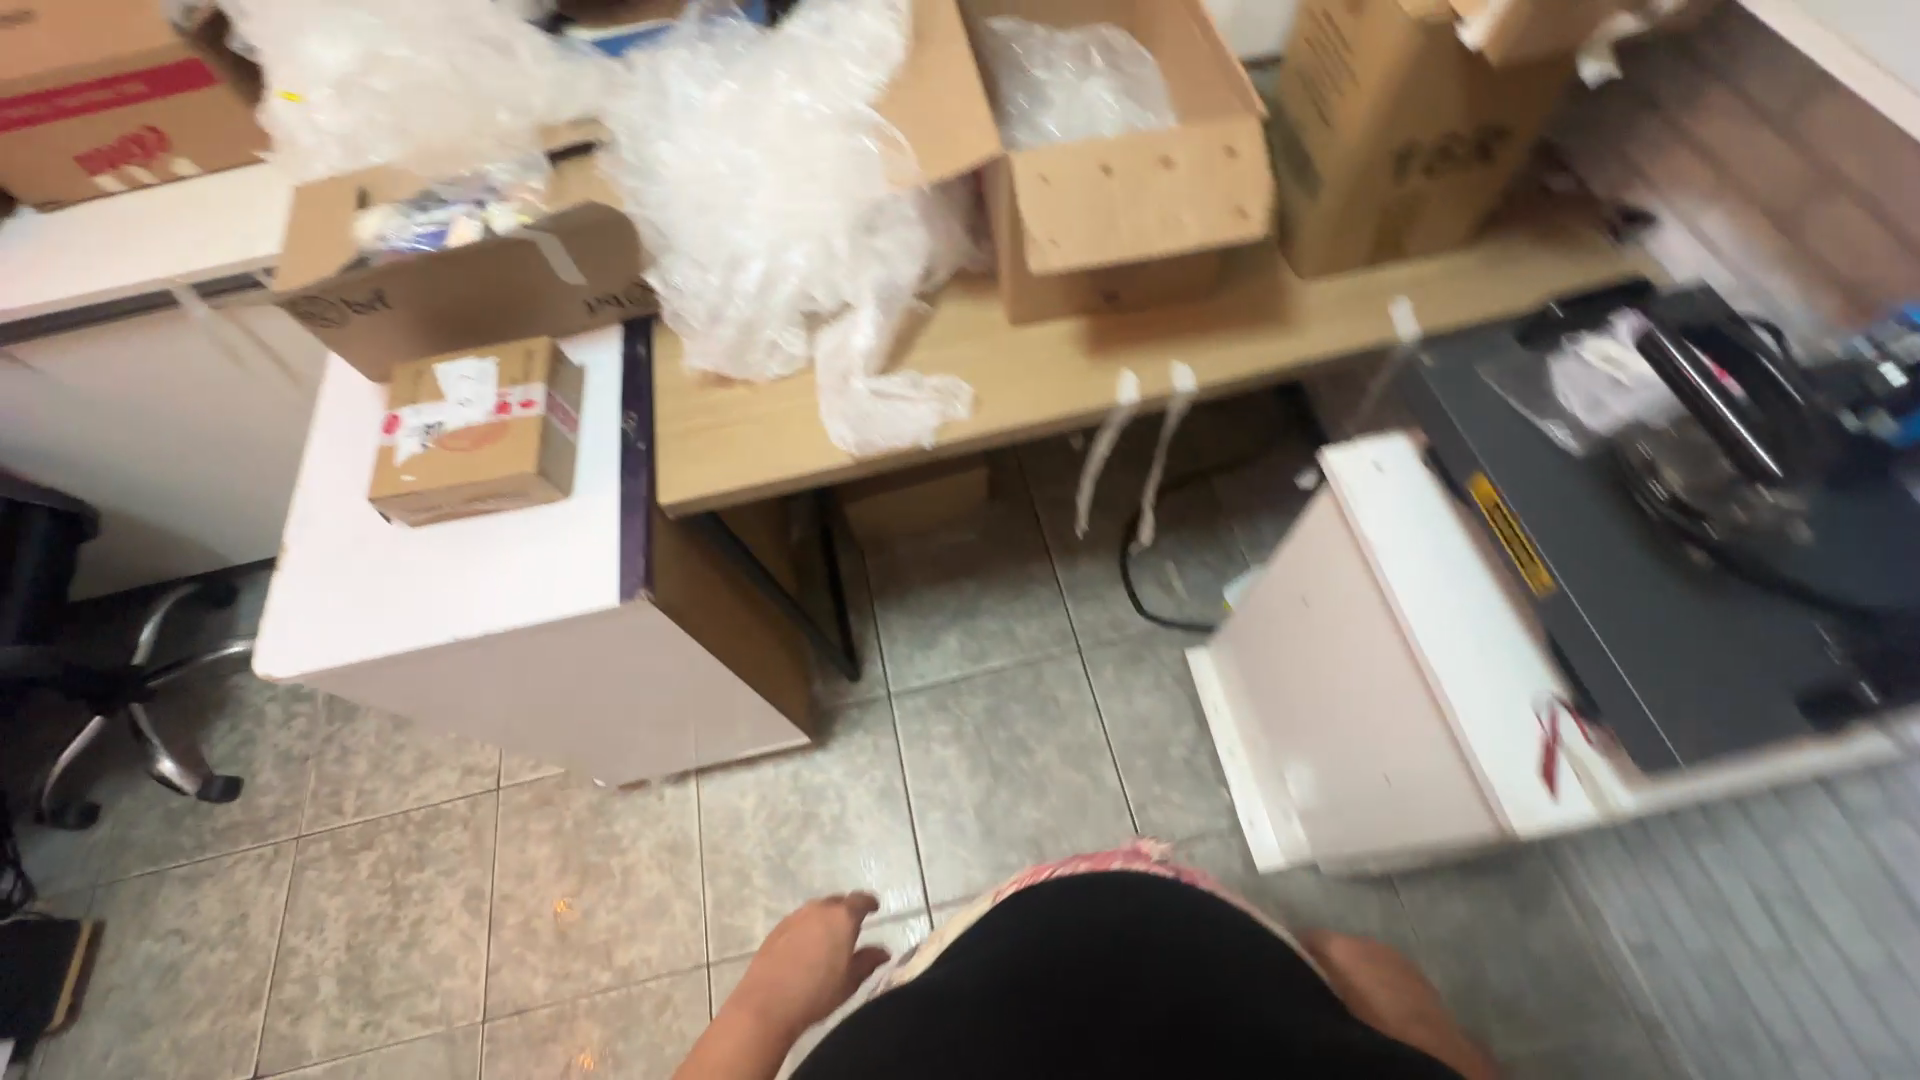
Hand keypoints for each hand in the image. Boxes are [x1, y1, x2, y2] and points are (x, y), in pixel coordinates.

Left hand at [724, 892, 891, 1040]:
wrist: (767, 1004)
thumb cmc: (817, 992)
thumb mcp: (850, 981)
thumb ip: (868, 961)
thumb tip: (883, 951)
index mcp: (842, 917)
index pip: (860, 900)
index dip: (869, 903)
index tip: (874, 908)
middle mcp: (819, 909)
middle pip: (837, 902)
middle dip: (847, 910)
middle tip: (852, 927)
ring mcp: (795, 917)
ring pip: (816, 910)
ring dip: (825, 919)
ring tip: (828, 938)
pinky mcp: (777, 929)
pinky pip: (799, 921)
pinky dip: (807, 928)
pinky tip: (806, 947)